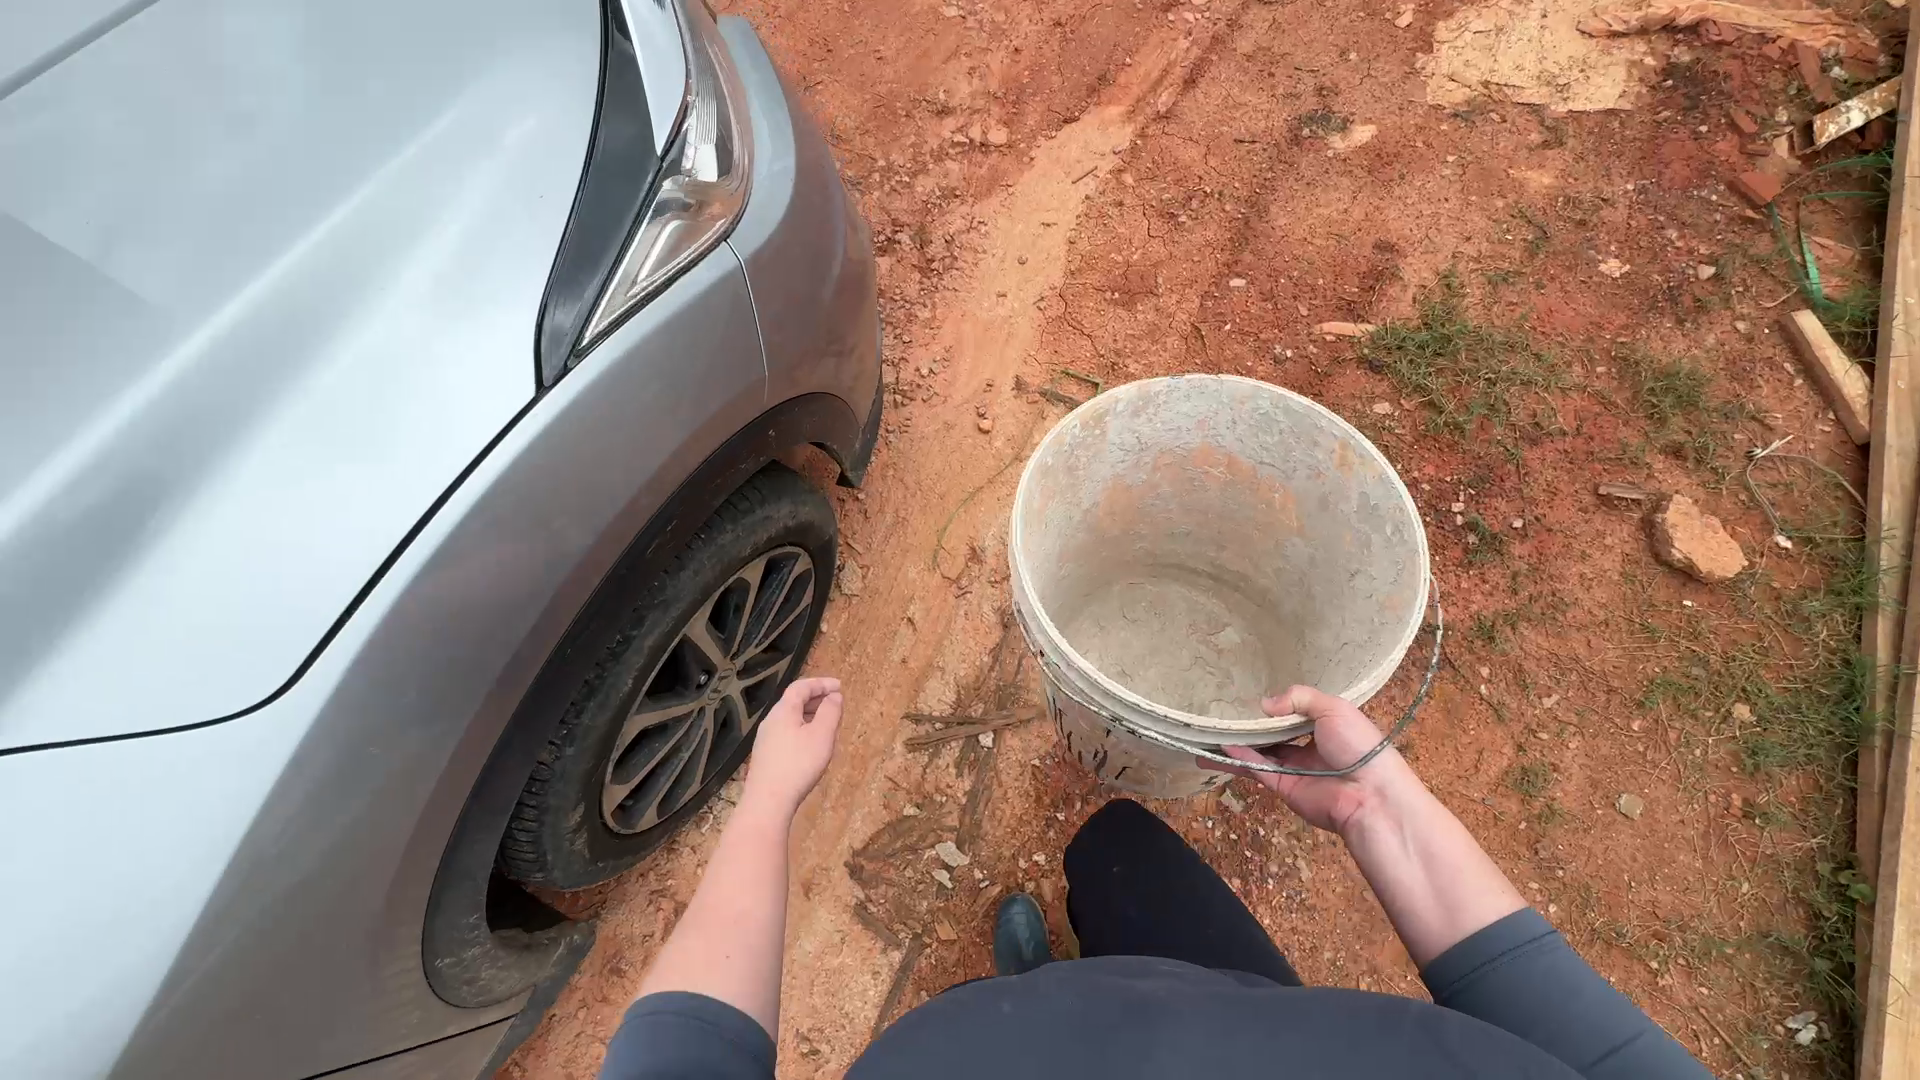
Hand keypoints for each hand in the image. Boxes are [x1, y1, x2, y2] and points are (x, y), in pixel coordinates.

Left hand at [740, 677, 843, 819]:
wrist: (767, 802)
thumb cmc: (798, 764)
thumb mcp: (822, 736)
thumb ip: (830, 712)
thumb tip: (834, 696)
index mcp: (783, 711)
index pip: (801, 687)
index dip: (821, 683)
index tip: (839, 686)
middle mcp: (771, 721)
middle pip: (793, 701)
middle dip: (816, 698)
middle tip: (835, 703)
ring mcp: (765, 739)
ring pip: (789, 718)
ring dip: (809, 714)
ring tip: (827, 723)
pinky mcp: (765, 756)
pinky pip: (786, 732)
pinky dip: (802, 728)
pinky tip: (811, 744)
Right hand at [1205, 685, 1420, 836]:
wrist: (1371, 795)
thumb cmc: (1358, 746)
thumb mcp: (1334, 708)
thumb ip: (1299, 698)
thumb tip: (1264, 705)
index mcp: (1324, 728)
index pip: (1293, 716)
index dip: (1273, 708)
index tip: (1248, 698)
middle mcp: (1306, 748)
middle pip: (1270, 736)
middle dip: (1247, 729)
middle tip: (1219, 718)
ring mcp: (1293, 769)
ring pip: (1257, 754)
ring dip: (1233, 746)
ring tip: (1205, 739)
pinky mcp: (1283, 787)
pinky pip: (1257, 769)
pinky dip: (1239, 758)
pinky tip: (1220, 748)